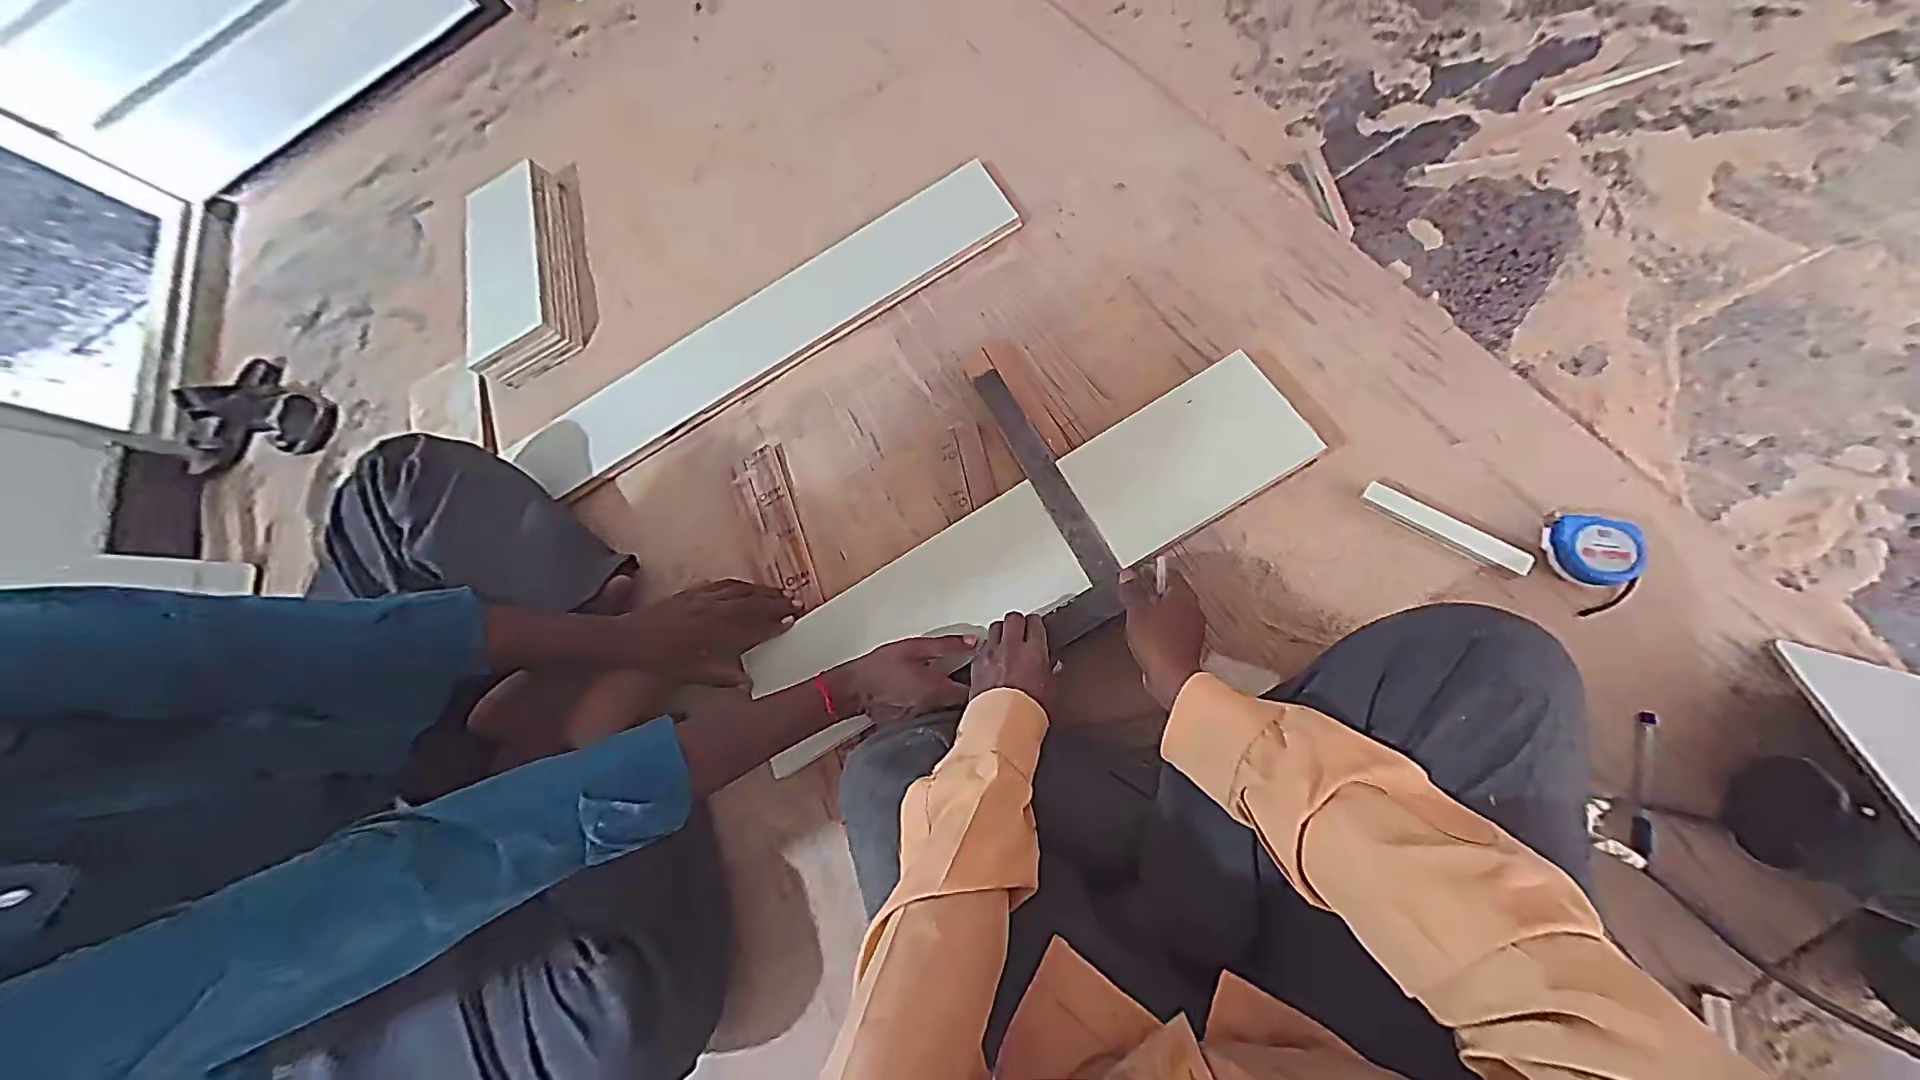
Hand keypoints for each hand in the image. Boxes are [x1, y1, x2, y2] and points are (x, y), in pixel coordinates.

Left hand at [616, 579, 800, 685]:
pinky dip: (739, 585)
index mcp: (714, 627)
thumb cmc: (658, 659)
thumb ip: (723, 677)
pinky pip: (722, 584)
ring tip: (778, 593)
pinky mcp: (690, 592)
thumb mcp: (692, 673)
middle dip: (775, 600)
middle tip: (795, 602)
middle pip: (751, 600)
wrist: (625, 639)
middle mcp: (711, 607)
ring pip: (739, 588)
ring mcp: (701, 596)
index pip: (753, 619)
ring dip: (761, 590)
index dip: (774, 619)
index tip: (792, 620)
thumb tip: (750, 684)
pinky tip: (744, 588)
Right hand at [826, 636, 975, 716]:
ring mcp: (926, 714)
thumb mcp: (916, 647)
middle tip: (977, 671)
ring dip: (958, 695)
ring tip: (960, 678)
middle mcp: (935, 705)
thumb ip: (947, 645)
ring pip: (953, 707)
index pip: (975, 691)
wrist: (856, 687)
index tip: (988, 668)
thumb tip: (972, 642)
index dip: (985, 680)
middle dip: (974, 688)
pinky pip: (938, 710)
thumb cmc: (881, 667)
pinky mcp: (917, 717)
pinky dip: (943, 701)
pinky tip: (939, 689)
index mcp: (939, 688)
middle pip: (966, 701)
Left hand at [970, 611, 1053, 704]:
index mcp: (1034, 650)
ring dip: (1001, 631)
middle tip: (1020, 629)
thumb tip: (1054, 665)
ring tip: (1004, 639)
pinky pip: (983, 645)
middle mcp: (1012, 646)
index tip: (1035, 626)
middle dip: (1017, 622)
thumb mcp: (1050, 691)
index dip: (1035, 623)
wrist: (1001, 724)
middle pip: (1014, 618)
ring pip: (995, 627)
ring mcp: (992, 652)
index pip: (1035, 622)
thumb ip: (1052, 672)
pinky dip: (988, 647)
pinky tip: (992, 656)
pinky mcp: (977, 662)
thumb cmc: (1027, 711)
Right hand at [1120, 564, 1205, 708]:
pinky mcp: (1189, 644)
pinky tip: (1148, 632)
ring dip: (1158, 609)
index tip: (1136, 574)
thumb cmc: (1156, 642)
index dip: (1151, 570)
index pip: (1169, 572)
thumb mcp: (1136, 612)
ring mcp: (1194, 627)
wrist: (1172, 677)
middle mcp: (1193, 608)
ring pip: (1174, 610)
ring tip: (1138, 613)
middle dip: (1154, 591)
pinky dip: (1162, 626)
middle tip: (1135, 592)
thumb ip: (1131, 591)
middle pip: (1173, 591)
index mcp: (1183, 595)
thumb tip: (1127, 575)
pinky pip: (1174, 627)